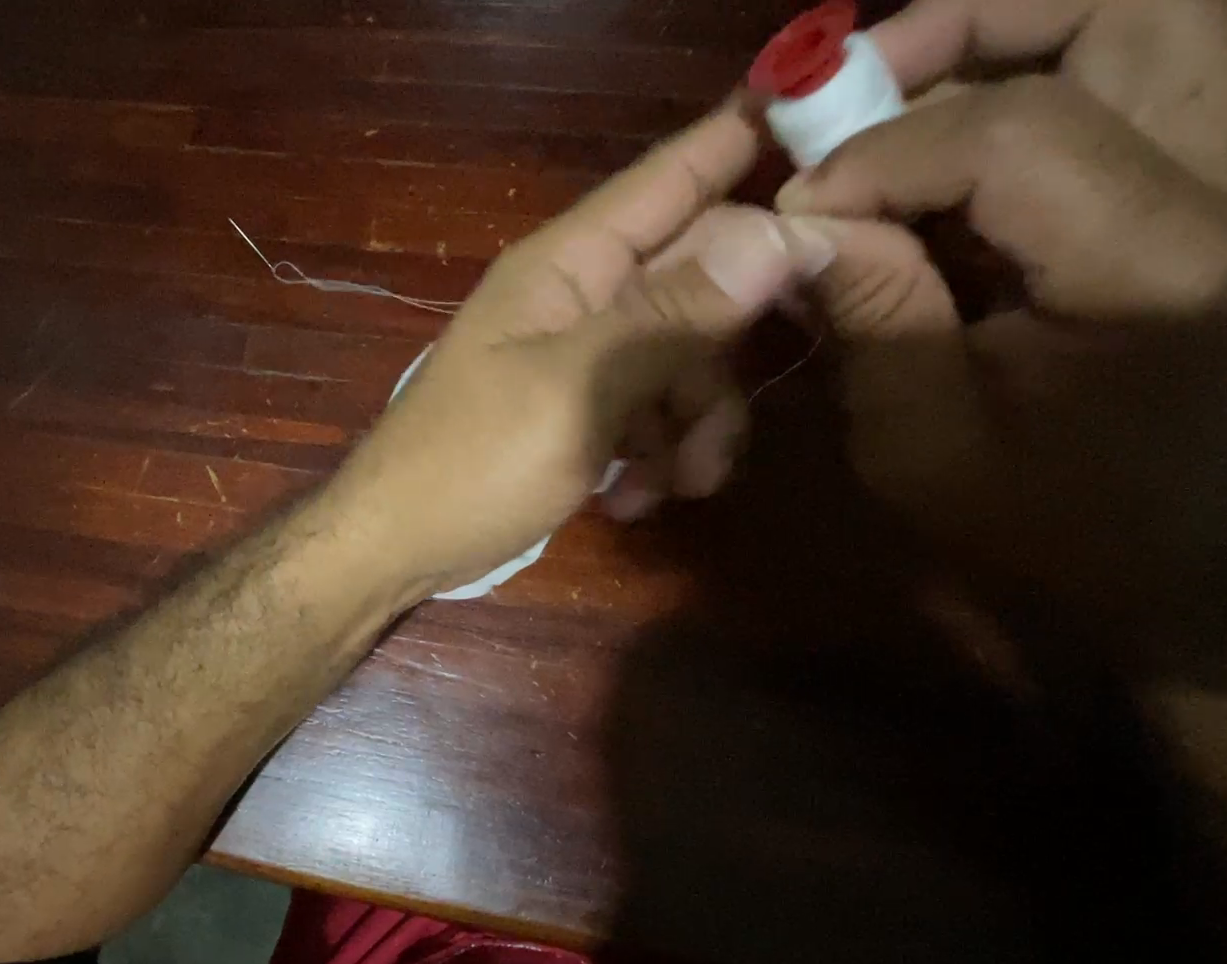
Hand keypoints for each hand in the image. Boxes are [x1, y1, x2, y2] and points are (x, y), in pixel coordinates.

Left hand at [317, 104, 832, 599]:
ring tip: (676, 488)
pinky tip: (630, 502)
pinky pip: (645, 414)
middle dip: (723, 362)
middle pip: (695, 286)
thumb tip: (781, 237)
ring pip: (681, 364)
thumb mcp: (576, 389)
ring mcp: (576, 360)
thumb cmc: (471, 462)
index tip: (828, 155)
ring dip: (691, 430)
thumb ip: (672, 317)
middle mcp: (577, 299)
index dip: (740, 154)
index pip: (668, 181)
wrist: (398, 546)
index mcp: (567, 265)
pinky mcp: (575, 414)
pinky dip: (651, 458)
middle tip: (727, 433)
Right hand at [778, 0, 1226, 629]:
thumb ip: (870, 312)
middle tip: (850, 89)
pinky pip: (1135, 64)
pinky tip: (940, 142)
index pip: (1020, 132)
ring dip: (998, 35)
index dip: (882, 149)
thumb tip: (801, 217)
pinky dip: (1023, 74)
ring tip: (888, 100)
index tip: (793, 200)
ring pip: (1143, 11)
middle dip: (963, 25)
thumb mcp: (918, 441)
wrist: (1164, 553)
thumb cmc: (1032, 521)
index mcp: (1165, 270)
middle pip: (1127, 4)